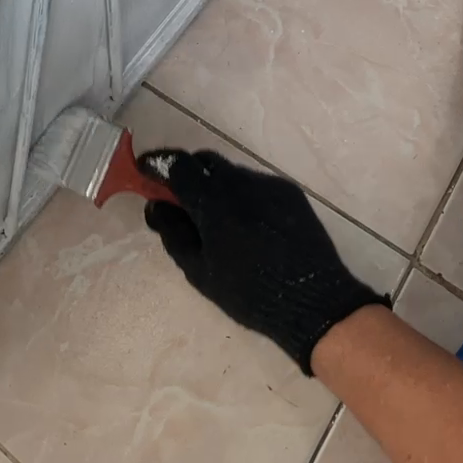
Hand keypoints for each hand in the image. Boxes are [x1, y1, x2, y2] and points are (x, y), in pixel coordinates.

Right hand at [138, 149, 388, 374]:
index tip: (147, 173)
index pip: (179, 165)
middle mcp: (240, 182)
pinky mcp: (289, 191)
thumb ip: (173, 233)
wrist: (314, 300)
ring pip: (231, 173)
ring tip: (218, 220)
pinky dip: (242, 195)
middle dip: (188, 173)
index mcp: (214, 201)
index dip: (159, 165)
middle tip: (180, 198)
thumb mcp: (200, 272)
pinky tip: (248, 225)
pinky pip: (256, 184)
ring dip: (216, 185)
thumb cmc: (249, 293)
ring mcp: (268, 184)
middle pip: (205, 161)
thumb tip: (155, 205)